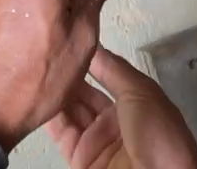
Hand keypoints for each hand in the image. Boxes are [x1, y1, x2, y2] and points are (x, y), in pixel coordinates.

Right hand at [49, 48, 196, 168]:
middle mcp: (116, 122)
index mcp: (137, 104)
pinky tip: (40, 95)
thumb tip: (95, 44)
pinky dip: (51, 117)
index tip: (70, 38)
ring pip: (73, 112)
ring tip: (42, 69)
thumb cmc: (155, 134)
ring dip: (59, 93)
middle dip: (71, 76)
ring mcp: (97, 142)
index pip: (108, 76)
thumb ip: (114, 69)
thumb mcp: (141, 92)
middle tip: (50, 53)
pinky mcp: (80, 161)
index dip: (92, 60)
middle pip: (88, 94)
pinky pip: (63, 134)